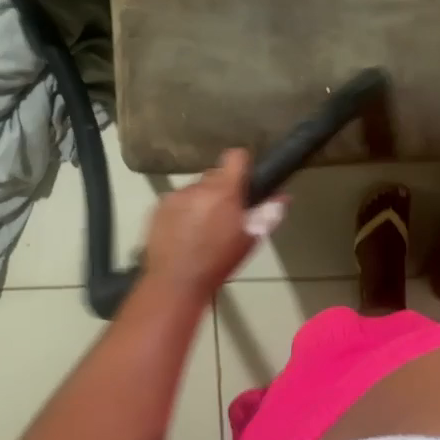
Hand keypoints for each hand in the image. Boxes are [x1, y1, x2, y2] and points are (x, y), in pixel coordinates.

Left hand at [142, 150, 261, 296]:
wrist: (175, 283)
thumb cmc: (218, 262)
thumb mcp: (250, 240)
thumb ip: (268, 214)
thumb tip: (282, 196)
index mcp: (223, 190)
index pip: (235, 156)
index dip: (243, 165)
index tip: (246, 182)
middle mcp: (197, 187)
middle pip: (214, 175)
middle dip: (222, 189)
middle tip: (226, 214)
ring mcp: (174, 196)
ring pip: (195, 189)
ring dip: (202, 201)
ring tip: (203, 228)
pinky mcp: (157, 208)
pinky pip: (176, 201)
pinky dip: (183, 211)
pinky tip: (184, 234)